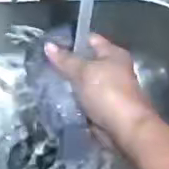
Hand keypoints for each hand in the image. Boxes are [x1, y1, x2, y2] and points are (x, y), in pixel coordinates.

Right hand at [43, 34, 158, 149]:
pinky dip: (71, 100)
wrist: (126, 129)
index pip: (90, 39)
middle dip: (65, 64)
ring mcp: (107, 89)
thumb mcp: (83, 72)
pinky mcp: (102, 107)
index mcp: (113, 54)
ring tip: (44, 81)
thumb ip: (65, 60)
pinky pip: (82, 99)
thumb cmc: (107, 93)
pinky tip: (54, 99)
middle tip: (43, 65)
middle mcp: (112, 69)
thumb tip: (48, 45)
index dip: (71, 40)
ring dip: (67, 84)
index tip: (50, 45)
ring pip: (81, 82)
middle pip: (85, 62)